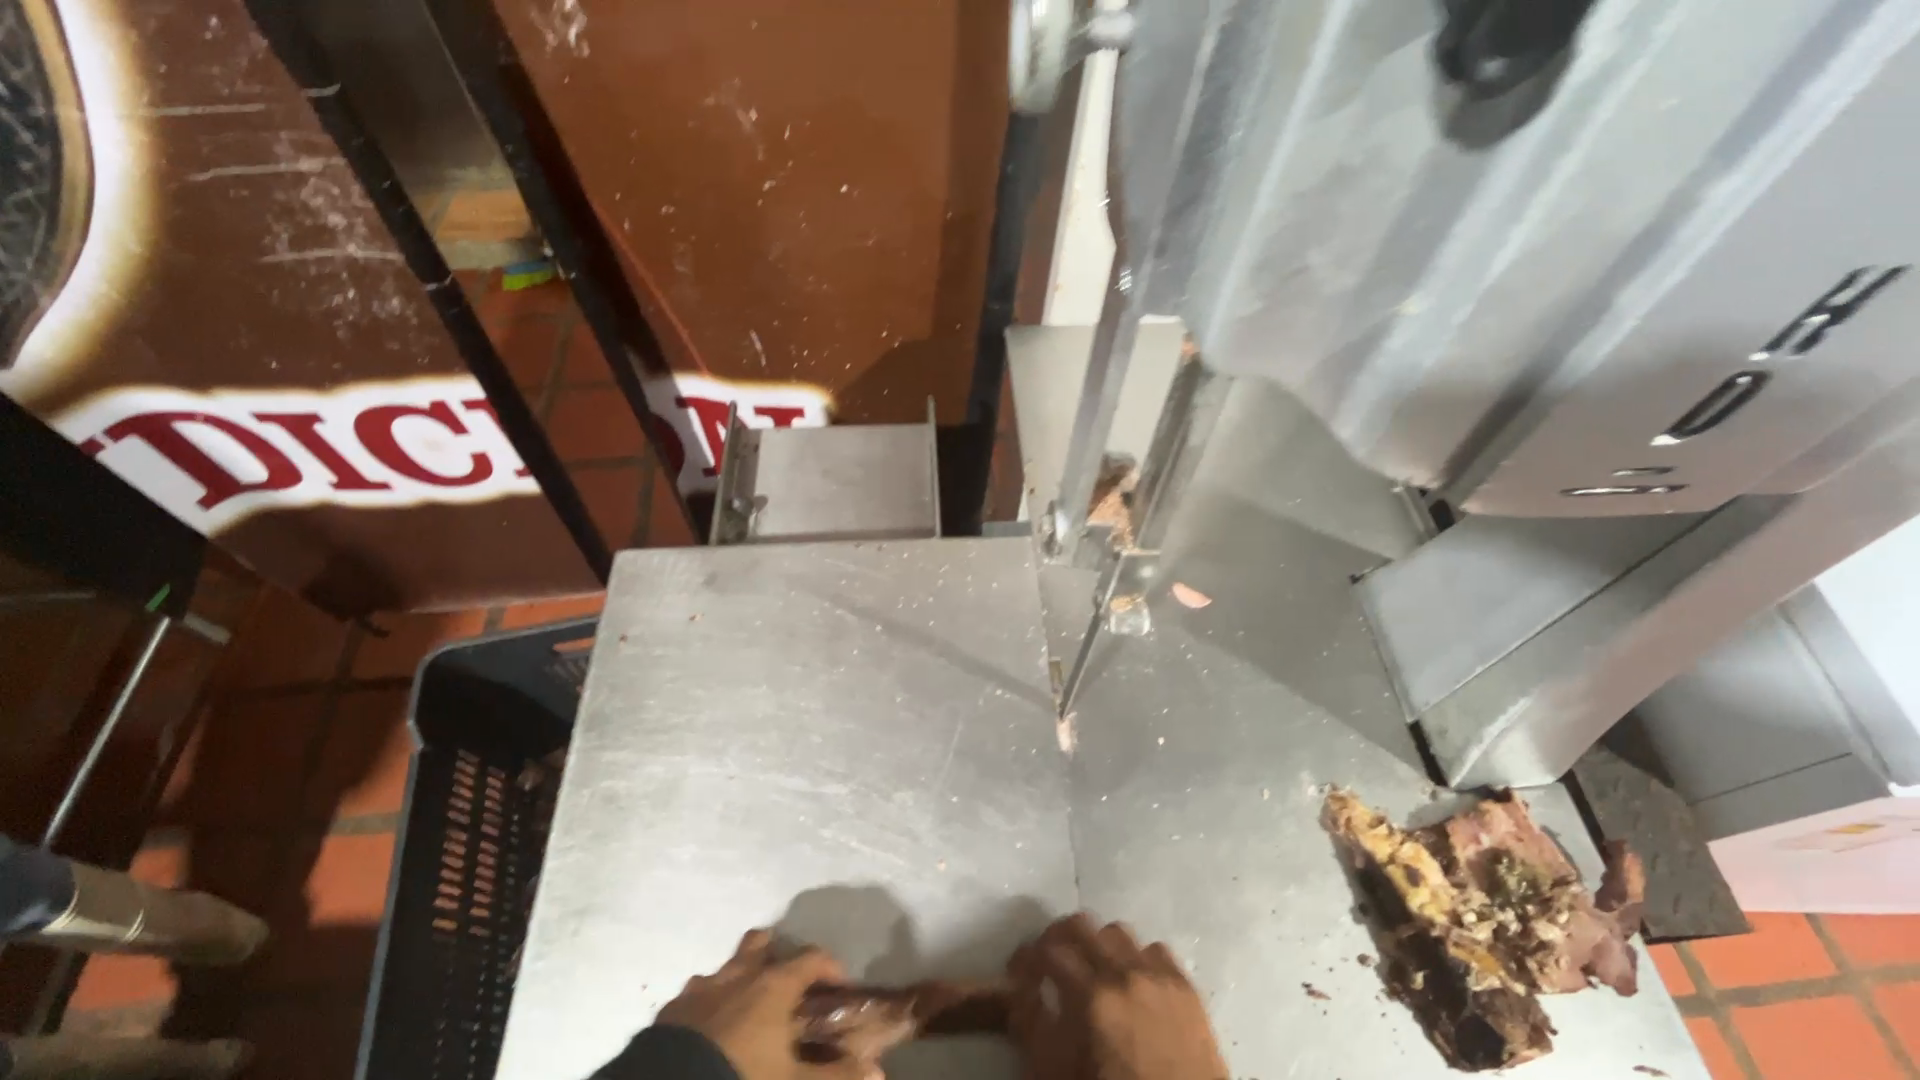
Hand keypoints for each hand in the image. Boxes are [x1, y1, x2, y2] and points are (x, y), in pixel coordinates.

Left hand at [659, 929, 869, 1079]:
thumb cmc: (742, 1078)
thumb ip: (836, 1075)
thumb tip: (877, 1073)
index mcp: (773, 986)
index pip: (812, 958)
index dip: (830, 968)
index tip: (841, 987)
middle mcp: (737, 976)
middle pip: (761, 944)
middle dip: (775, 953)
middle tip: (787, 983)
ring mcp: (700, 990)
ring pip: (724, 968)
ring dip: (738, 979)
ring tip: (747, 1008)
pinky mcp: (670, 1011)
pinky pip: (694, 996)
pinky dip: (707, 1007)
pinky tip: (709, 1031)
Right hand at [1008, 914, 1226, 1079]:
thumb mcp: (1052, 1069)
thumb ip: (1028, 1023)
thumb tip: (1014, 988)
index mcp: (1090, 997)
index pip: (1047, 950)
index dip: (1025, 957)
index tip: (1019, 973)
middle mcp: (1124, 974)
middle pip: (1081, 925)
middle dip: (1057, 939)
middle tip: (1050, 963)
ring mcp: (1158, 977)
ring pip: (1118, 932)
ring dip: (1098, 945)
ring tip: (1092, 970)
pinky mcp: (1186, 987)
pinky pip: (1155, 951)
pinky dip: (1137, 959)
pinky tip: (1132, 983)